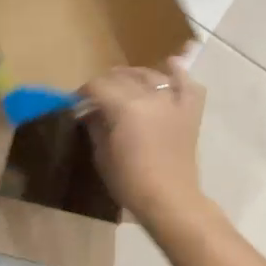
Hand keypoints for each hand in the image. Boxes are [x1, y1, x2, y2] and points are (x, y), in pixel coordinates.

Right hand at [80, 56, 206, 225]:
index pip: (98, 86)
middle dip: (105, 83)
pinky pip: (188, 85)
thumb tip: (89, 112)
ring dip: (134, 75)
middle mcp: (150, 97)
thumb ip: (96, 126)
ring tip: (124, 83)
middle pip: (123, 77)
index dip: (83, 91)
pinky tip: (169, 66)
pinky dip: (178, 73)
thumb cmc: (129, 181)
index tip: (76, 101)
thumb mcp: (102, 155)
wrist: (169, 199)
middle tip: (95, 97)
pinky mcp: (189, 112)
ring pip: (151, 75)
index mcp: (124, 107)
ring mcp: (173, 102)